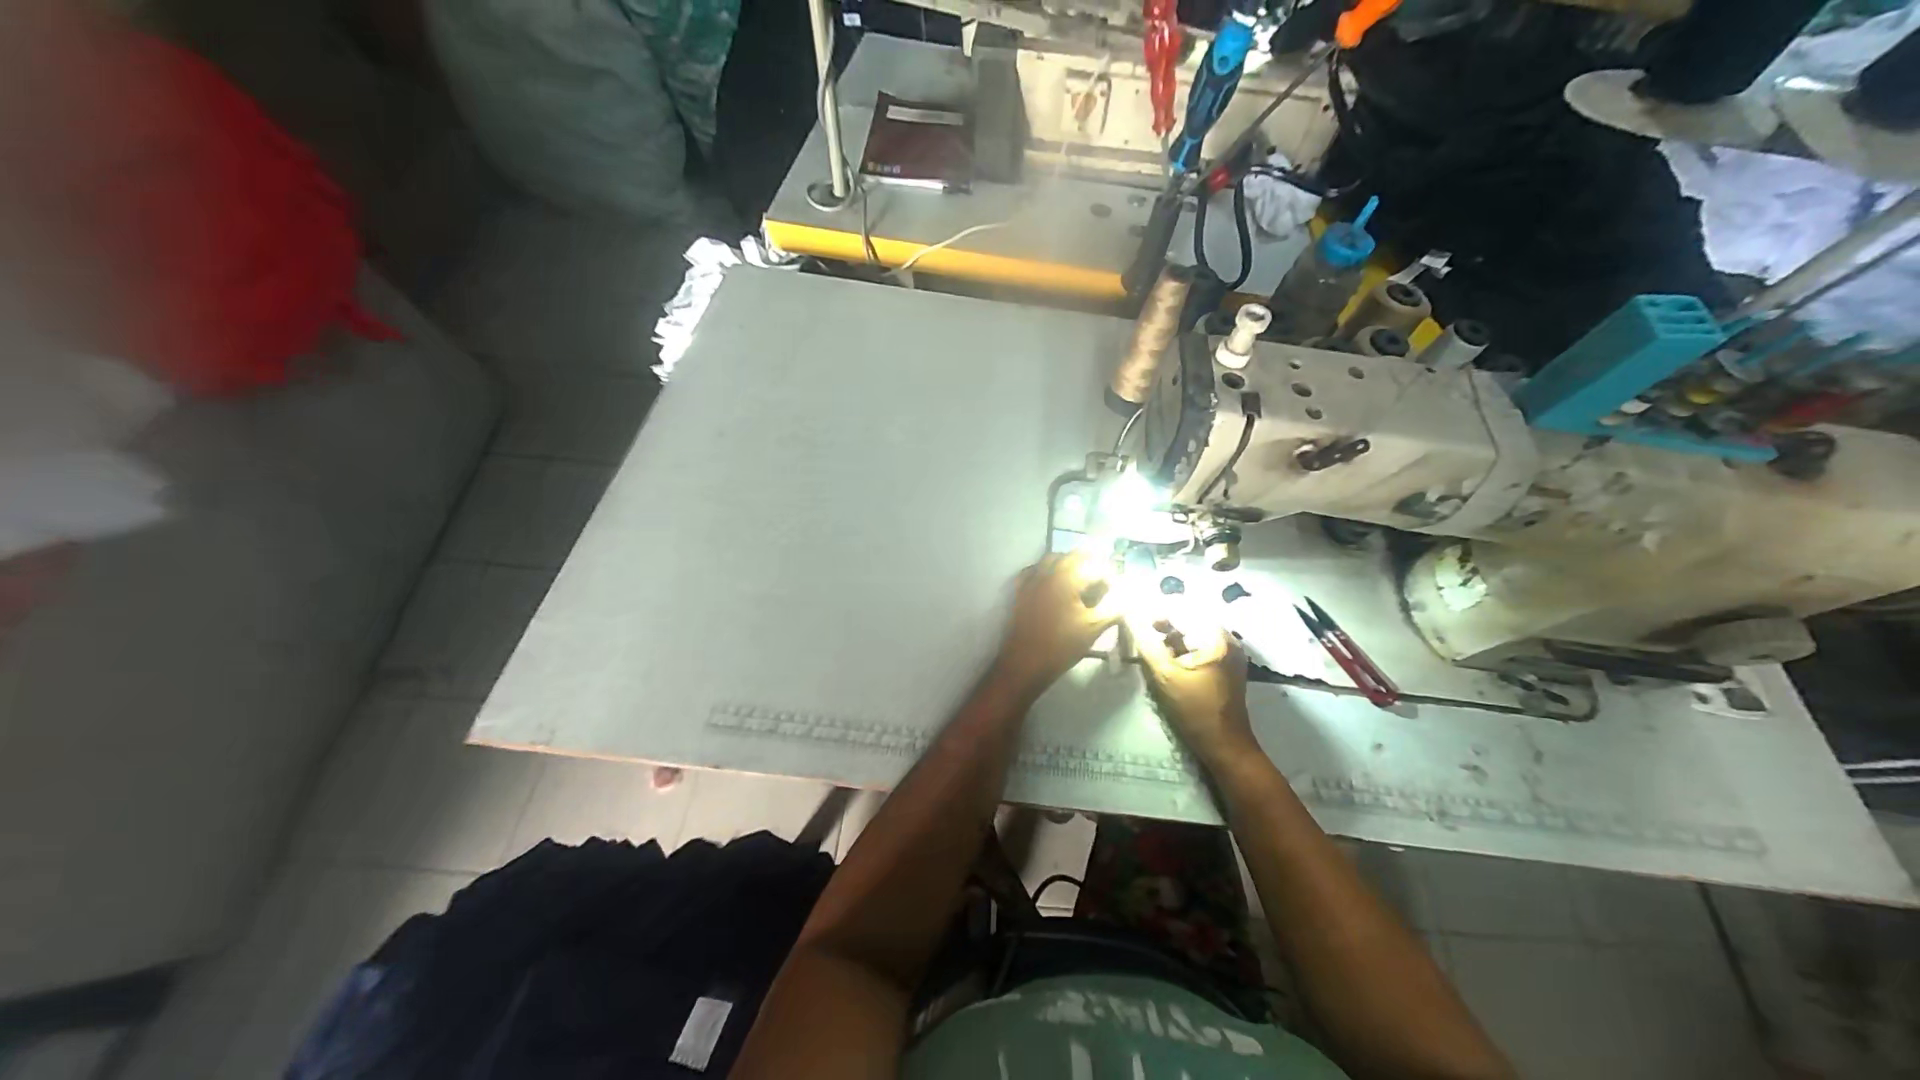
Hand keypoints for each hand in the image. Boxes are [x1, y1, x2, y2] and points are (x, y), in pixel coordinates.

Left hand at [992, 552, 1120, 696]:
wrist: (1026, 662)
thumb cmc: (1062, 645)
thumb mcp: (1094, 627)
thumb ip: (1113, 608)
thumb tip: (1128, 597)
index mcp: (1067, 578)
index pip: (1095, 567)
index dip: (1109, 576)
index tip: (1116, 589)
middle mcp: (1048, 572)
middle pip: (1073, 557)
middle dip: (1090, 564)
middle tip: (1102, 580)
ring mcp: (1031, 580)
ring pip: (1052, 560)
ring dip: (1068, 564)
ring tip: (1081, 580)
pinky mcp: (1021, 591)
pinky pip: (1034, 571)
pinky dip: (1046, 571)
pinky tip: (1053, 583)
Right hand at [1128, 606, 1254, 766]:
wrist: (1225, 746)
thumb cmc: (1196, 710)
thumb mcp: (1166, 676)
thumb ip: (1148, 646)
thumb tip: (1132, 621)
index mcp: (1217, 639)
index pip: (1183, 612)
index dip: (1157, 612)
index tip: (1135, 617)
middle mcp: (1228, 641)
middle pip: (1190, 622)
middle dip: (1164, 625)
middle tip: (1140, 632)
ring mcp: (1229, 656)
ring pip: (1194, 636)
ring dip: (1172, 638)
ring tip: (1149, 646)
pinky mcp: (1225, 669)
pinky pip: (1200, 649)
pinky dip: (1182, 650)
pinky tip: (1165, 660)